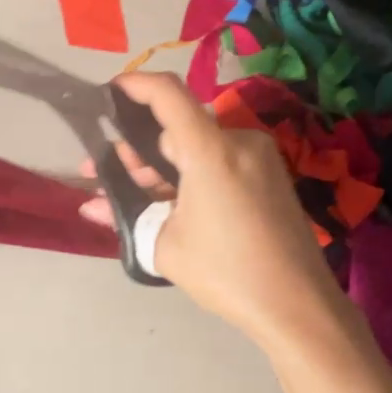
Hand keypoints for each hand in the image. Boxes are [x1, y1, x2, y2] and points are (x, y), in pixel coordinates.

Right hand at [79, 72, 342, 342]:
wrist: (300, 308)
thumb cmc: (227, 274)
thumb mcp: (164, 247)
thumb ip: (124, 216)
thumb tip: (91, 207)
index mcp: (211, 151)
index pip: (168, 94)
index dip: (135, 84)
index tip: (109, 92)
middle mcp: (238, 142)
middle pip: (178, 127)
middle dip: (140, 147)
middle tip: (108, 172)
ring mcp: (259, 158)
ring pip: (197, 146)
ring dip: (164, 164)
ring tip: (136, 195)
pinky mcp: (271, 175)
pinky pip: (220, 160)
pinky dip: (192, 173)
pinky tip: (172, 202)